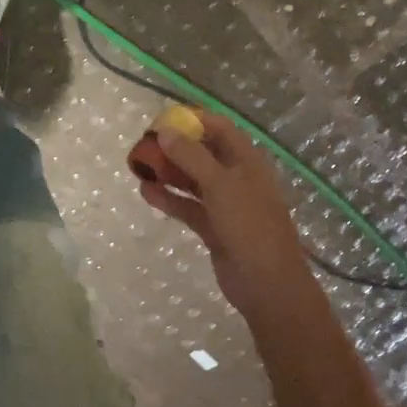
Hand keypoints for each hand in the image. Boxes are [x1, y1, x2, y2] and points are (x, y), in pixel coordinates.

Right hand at [138, 111, 306, 319]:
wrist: (268, 286)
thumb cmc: (250, 226)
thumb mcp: (220, 184)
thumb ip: (191, 155)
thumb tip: (165, 131)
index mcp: (247, 160)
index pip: (219, 127)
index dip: (192, 120)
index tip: (162, 120)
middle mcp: (236, 177)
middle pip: (202, 152)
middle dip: (174, 146)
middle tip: (144, 144)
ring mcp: (225, 203)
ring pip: (192, 179)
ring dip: (167, 172)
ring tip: (138, 166)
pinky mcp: (214, 227)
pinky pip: (187, 206)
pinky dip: (169, 198)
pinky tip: (146, 192)